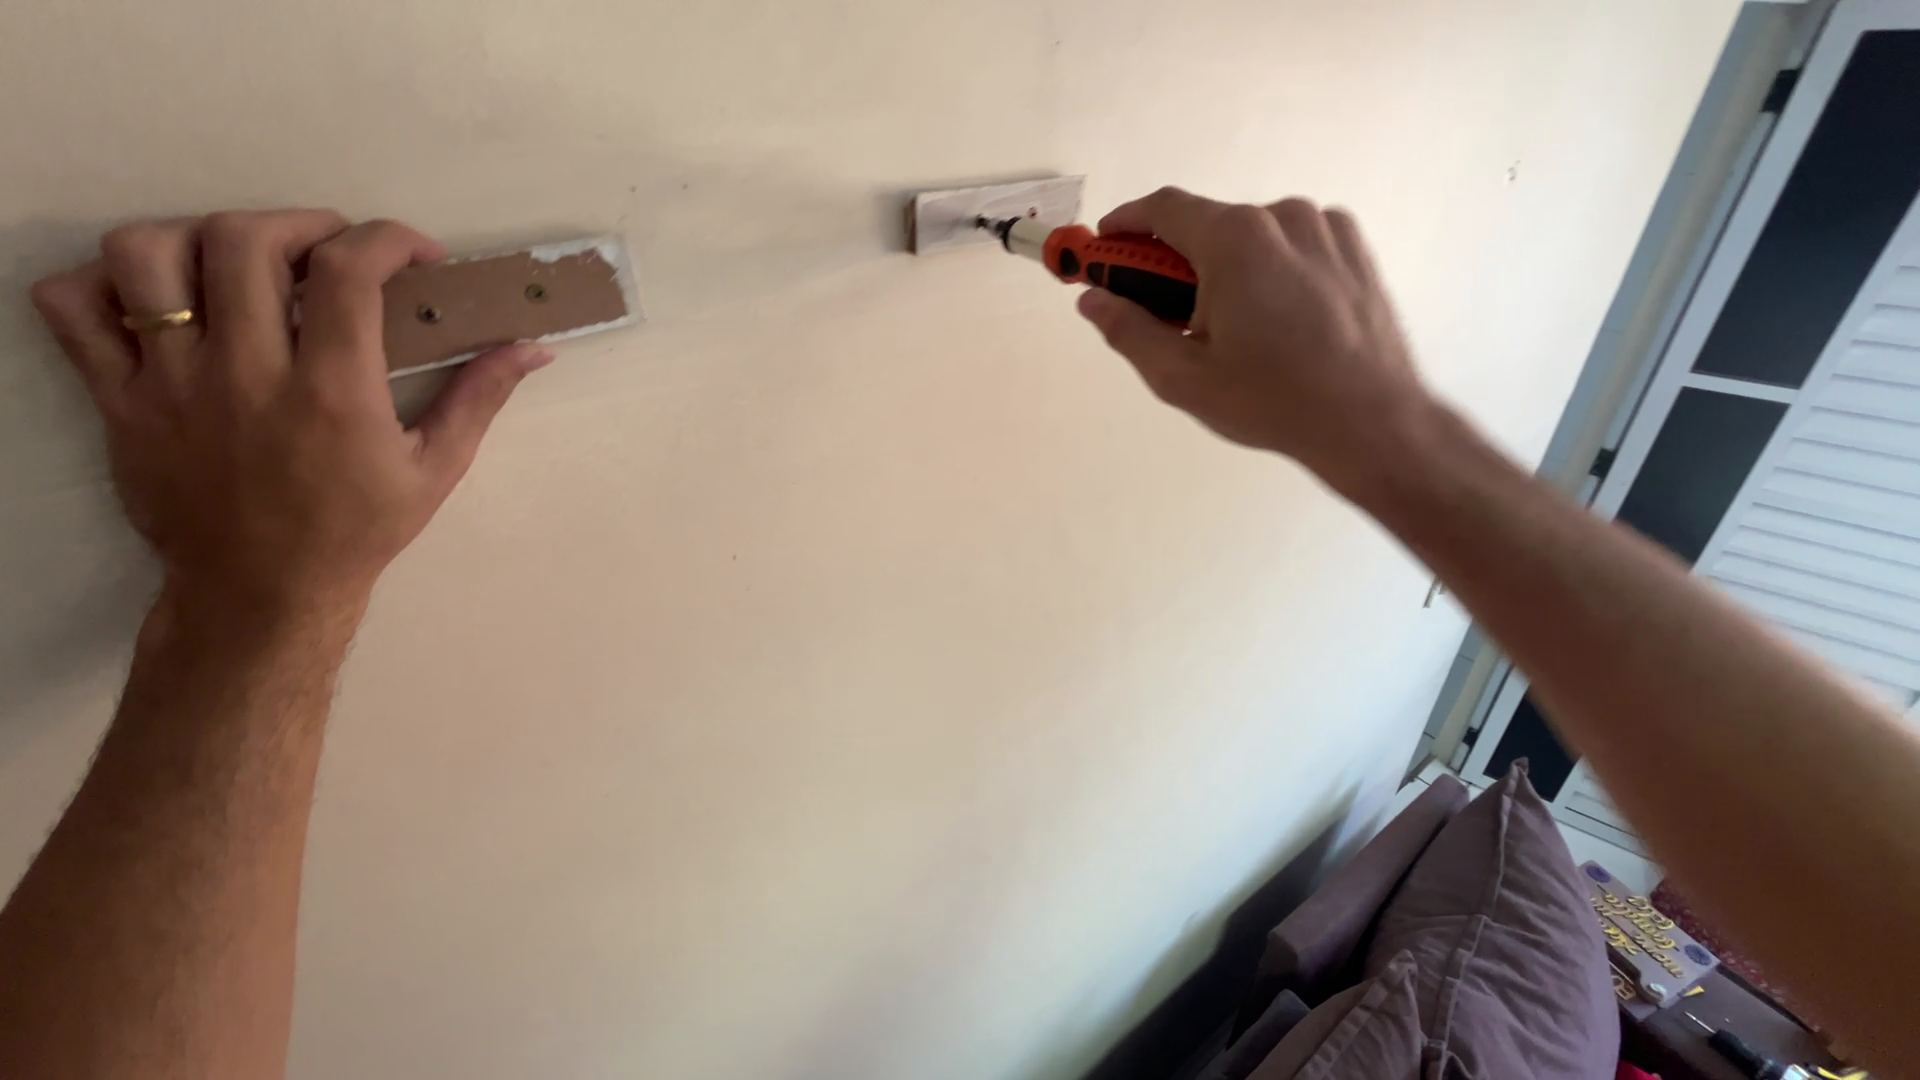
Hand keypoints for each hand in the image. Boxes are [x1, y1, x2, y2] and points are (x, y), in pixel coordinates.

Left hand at [30, 211, 551, 613]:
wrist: (263, 587)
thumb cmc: (362, 527)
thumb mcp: (438, 467)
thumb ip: (481, 398)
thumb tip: (533, 348)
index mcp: (334, 392)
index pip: (348, 274)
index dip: (386, 239)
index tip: (415, 251)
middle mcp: (246, 373)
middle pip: (244, 242)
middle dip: (300, 223)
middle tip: (333, 248)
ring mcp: (168, 382)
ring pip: (148, 256)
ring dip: (202, 235)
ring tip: (245, 262)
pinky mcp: (116, 398)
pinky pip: (71, 307)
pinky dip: (107, 279)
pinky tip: (162, 294)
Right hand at [1077, 187, 1434, 490]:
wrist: (1369, 420)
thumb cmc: (1267, 400)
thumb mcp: (1181, 377)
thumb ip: (1128, 330)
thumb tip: (1091, 299)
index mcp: (1234, 240)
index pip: (1164, 209)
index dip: (1126, 224)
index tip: (1105, 245)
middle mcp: (1282, 216)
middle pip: (1208, 225)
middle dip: (1176, 261)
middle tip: (1165, 312)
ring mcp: (1325, 227)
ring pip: (1252, 237)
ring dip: (1227, 267)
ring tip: (1232, 327)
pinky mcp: (1355, 247)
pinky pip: (1293, 245)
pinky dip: (1270, 268)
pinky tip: (1276, 318)